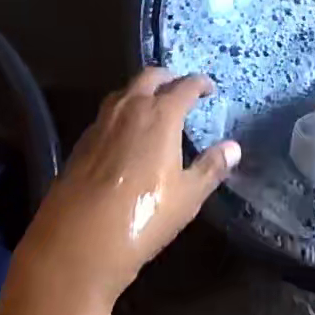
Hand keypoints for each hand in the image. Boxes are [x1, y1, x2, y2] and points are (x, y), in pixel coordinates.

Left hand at [19, 68, 240, 304]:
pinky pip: (108, 112)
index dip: (199, 83)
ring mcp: (102, 120)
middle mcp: (130, 107)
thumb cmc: (144, 215)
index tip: (208, 87)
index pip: (184, 86)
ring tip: (154, 105)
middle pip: (150, 77)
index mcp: (159, 115)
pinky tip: (127, 131)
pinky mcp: (84, 138)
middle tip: (180, 88)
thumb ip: (210, 167)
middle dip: (168, 78)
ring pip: (125, 91)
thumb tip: (233, 147)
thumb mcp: (187, 196)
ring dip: (142, 90)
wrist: (80, 236)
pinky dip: (123, 110)